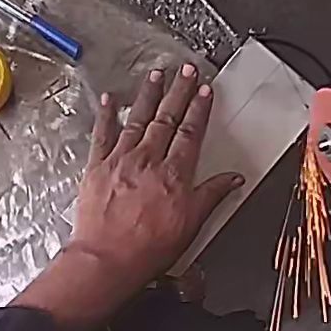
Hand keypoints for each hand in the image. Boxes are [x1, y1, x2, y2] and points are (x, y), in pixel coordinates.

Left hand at [13, 64, 242, 330]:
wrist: (108, 259)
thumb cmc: (147, 248)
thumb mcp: (191, 225)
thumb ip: (212, 196)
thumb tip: (233, 179)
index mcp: (173, 174)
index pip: (191, 133)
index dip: (199, 109)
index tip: (204, 91)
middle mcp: (148, 160)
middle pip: (167, 118)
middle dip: (179, 91)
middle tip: (186, 70)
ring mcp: (120, 160)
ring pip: (137, 119)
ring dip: (147, 94)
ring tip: (155, 74)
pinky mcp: (96, 167)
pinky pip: (102, 134)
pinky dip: (106, 115)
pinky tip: (109, 99)